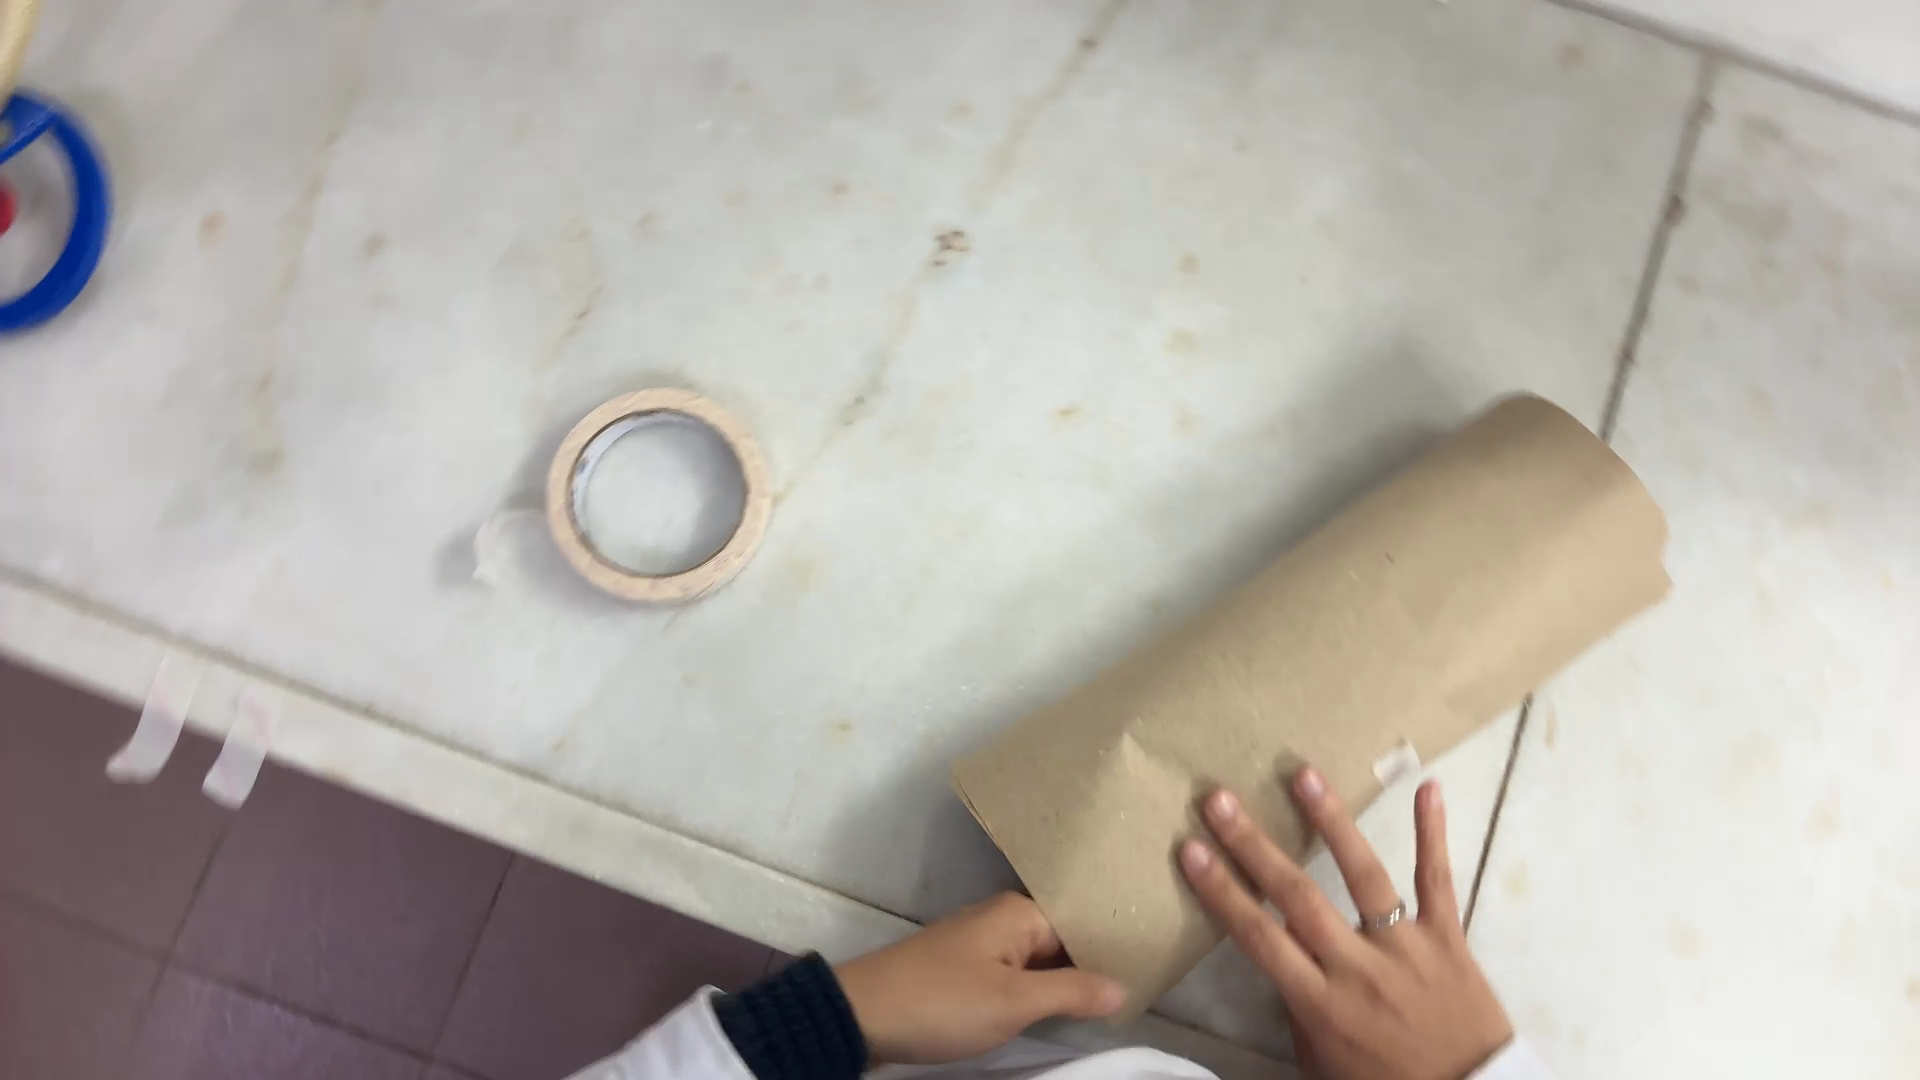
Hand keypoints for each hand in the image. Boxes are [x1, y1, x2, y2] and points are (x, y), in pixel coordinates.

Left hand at [833, 891, 1126, 1064]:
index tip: (1148, 969)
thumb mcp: (1013, 1001)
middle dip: (1090, 964)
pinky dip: (1037, 988)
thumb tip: (1122, 985)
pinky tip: (1057, 1009)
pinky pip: (1016, 970)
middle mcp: (1003, 916)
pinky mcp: (967, 965)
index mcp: (1019, 912)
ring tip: (1107, 1004)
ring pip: (1038, 957)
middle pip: (1060, 938)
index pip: (1080, 923)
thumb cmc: (944, 1001)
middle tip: (1135, 992)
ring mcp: (983, 940)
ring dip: (1065, 980)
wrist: (866, 1012)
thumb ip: (1070, 992)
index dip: (1110, 948)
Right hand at [1180, 769, 1512, 1079]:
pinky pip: (1439, 883)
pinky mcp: (1450, 940)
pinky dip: (1434, 835)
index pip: (1259, 938)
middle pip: (1299, 898)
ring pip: (1365, 878)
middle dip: (1254, 846)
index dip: (1221, 892)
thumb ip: (1294, 1003)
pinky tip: (1427, 788)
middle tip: (1219, 800)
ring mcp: (1407, 949)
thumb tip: (1273, 947)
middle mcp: (1359, 969)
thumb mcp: (1321, 1061)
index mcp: (1322, 1003)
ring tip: (1304, 775)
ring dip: (1332, 823)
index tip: (1190, 849)